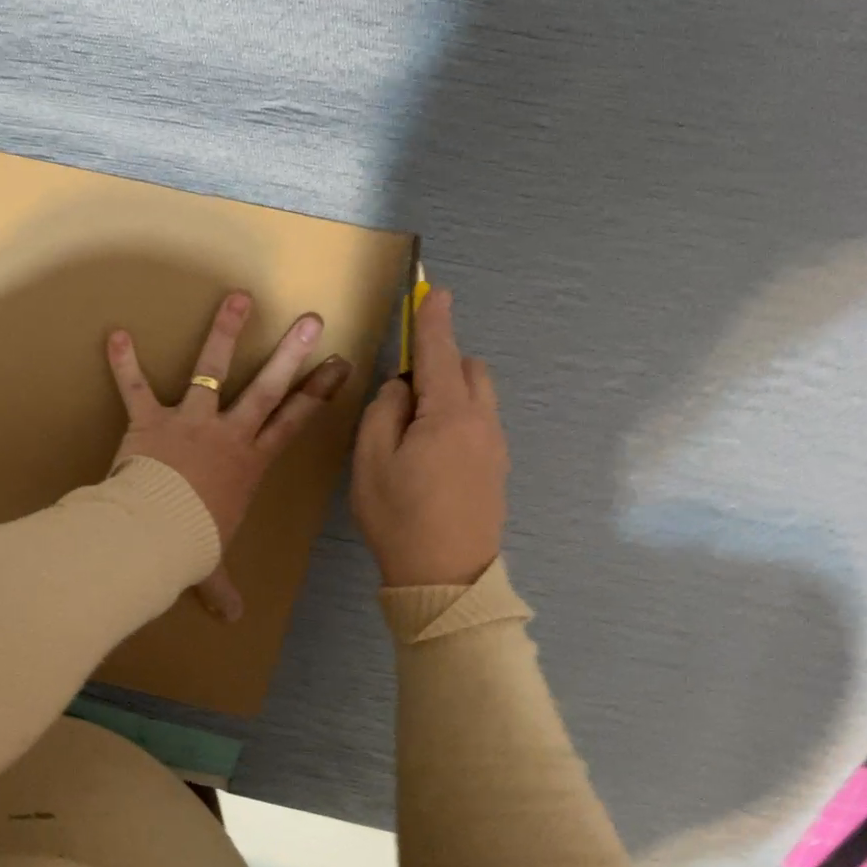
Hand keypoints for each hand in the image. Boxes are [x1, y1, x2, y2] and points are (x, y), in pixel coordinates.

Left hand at [107, 291, 351, 620]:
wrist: (155, 536)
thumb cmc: (189, 548)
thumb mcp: (210, 566)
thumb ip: (221, 588)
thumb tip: (232, 620)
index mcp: (248, 466)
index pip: (293, 425)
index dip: (318, 395)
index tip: (339, 366)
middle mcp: (227, 437)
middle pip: (267, 389)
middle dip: (291, 353)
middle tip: (311, 318)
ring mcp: (190, 423)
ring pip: (211, 370)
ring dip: (224, 333)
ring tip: (236, 297)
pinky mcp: (150, 421)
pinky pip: (135, 387)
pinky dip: (124, 363)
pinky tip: (115, 334)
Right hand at [350, 287, 507, 586]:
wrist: (445, 576)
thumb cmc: (399, 515)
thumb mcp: (371, 460)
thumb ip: (384, 411)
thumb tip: (402, 387)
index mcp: (449, 414)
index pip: (442, 352)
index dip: (434, 319)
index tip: (433, 290)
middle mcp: (482, 422)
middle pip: (471, 370)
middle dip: (443, 363)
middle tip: (401, 393)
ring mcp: (495, 447)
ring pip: (477, 399)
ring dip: (449, 394)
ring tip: (410, 432)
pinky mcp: (496, 470)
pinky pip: (478, 424)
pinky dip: (456, 419)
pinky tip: (428, 455)